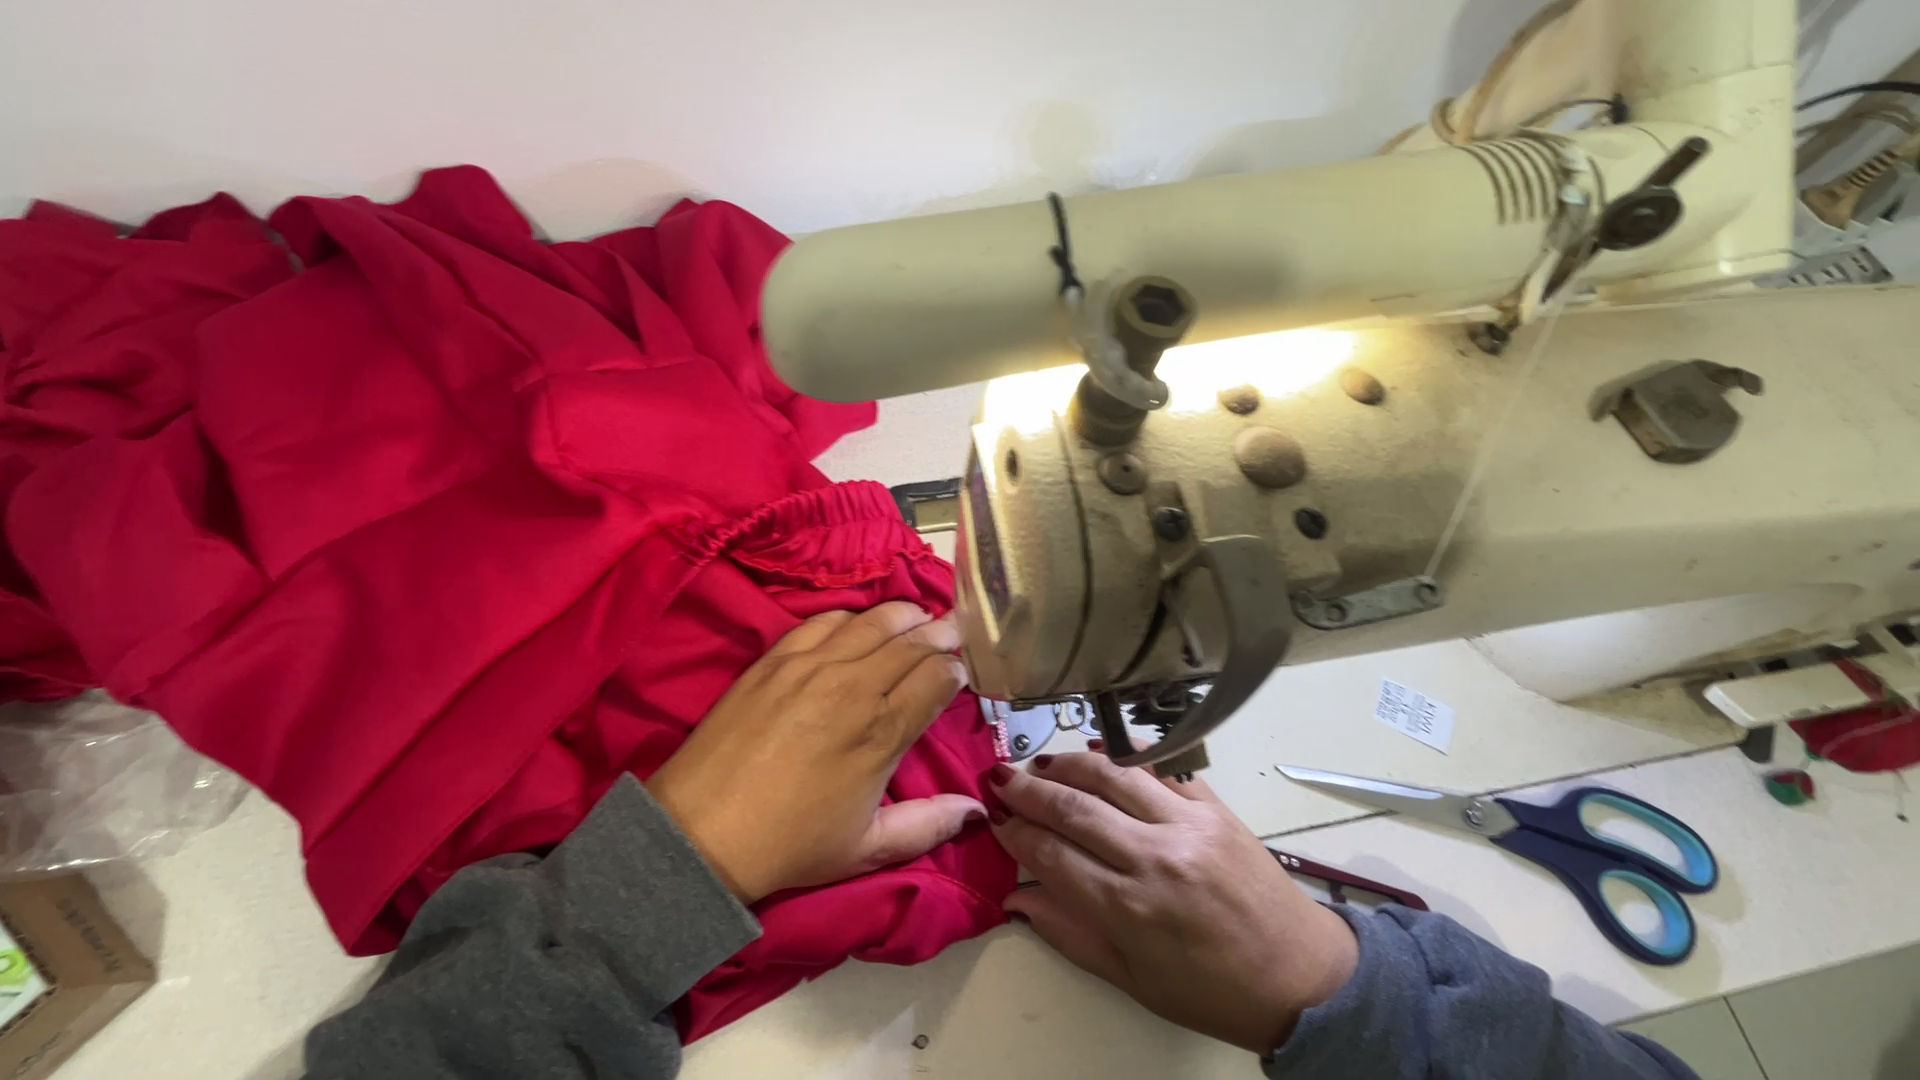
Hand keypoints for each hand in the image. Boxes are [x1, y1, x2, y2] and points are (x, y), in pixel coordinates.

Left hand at [647, 602, 980, 903]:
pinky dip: (853, 616)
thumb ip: (929, 825)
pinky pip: (825, 619)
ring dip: (905, 616)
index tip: (959, 674)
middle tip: (953, 632)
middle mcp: (854, 687)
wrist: (702, 832)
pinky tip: (860, 624)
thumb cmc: (791, 845)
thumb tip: (977, 809)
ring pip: (875, 621)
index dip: (957, 669)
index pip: (938, 676)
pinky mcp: (776, 658)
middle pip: (914, 640)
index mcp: (883, 732)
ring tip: (918, 618)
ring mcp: (812, 666)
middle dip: (942, 633)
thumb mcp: (868, 848)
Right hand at [988, 751, 1357, 1054]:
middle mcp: (1156, 856)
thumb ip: (1070, 934)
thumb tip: (1015, 897)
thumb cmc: (1211, 992)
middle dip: (1028, 789)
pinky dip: (1127, 753)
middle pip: (1074, 806)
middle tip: (999, 778)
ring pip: (1114, 774)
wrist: (1303, 977)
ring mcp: (1189, 824)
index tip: (994, 819)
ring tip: (1041, 763)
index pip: (1051, 853)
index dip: (1015, 832)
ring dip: (1070, 763)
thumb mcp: (1134, 981)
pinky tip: (1102, 750)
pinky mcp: (1216, 806)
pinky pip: (1163, 766)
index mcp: (1130, 908)